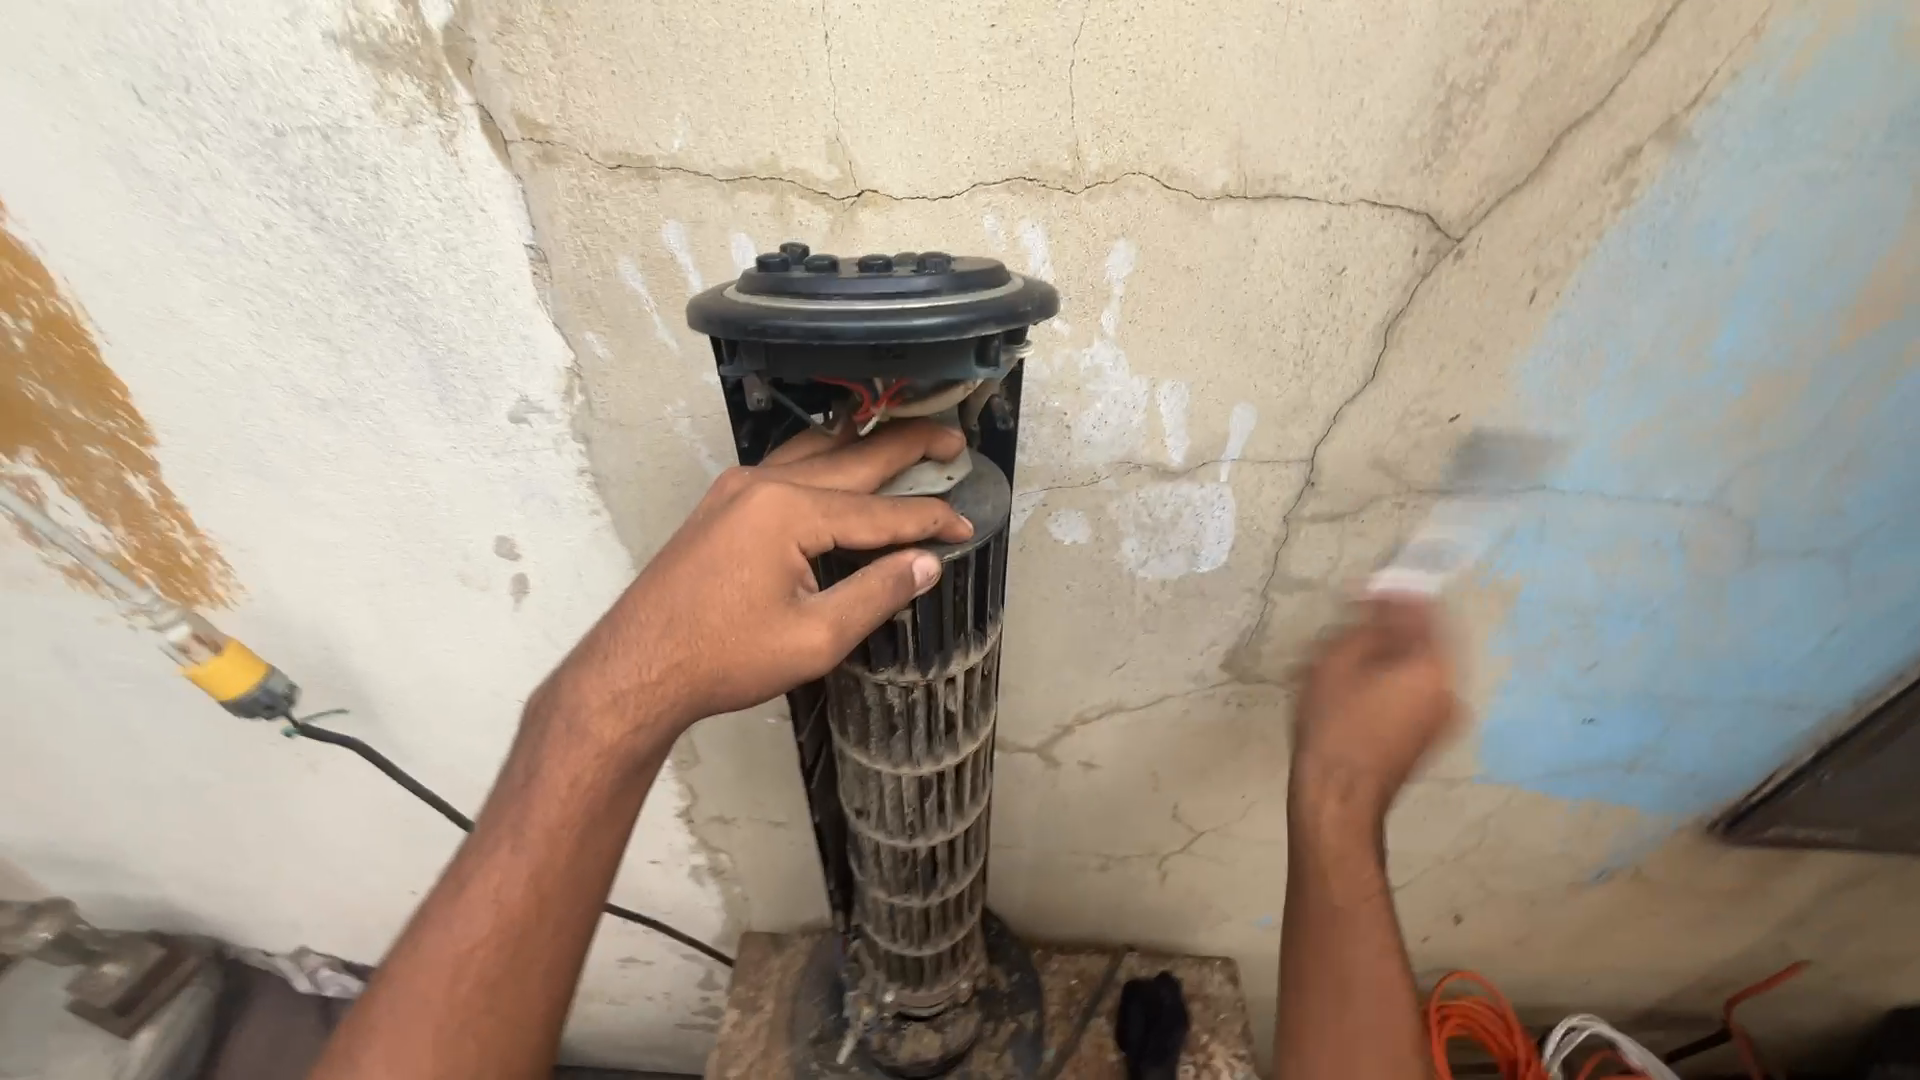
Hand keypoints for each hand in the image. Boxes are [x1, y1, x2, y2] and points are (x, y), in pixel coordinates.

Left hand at [533, 420, 972, 751]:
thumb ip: (877, 593)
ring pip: (817, 451)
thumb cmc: (725, 659)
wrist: (636, 668)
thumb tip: (928, 563)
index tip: (967, 524)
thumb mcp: (815, 638)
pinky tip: (841, 461)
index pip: (880, 512)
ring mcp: (738, 487)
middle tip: (954, 443)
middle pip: (853, 458)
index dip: (929, 519)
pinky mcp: (724, 501)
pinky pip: (788, 464)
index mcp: (789, 513)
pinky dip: (826, 457)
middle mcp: (764, 483)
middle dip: (909, 449)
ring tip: (906, 440)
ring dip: (866, 444)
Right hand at [1290, 595, 1456, 829]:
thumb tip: (1384, 599)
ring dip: (1375, 660)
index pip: (1424, 610)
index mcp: (1434, 667)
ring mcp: (1441, 719)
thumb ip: (1366, 624)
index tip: (1364, 587)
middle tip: (1338, 634)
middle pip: (1418, 642)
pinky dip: (1382, 684)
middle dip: (1378, 633)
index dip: (1395, 593)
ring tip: (1332, 667)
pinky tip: (1345, 693)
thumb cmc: (1333, 723)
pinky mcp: (1425, 738)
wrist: (1339, 793)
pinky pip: (1408, 694)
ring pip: (1410, 670)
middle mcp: (1450, 690)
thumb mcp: (1338, 661)